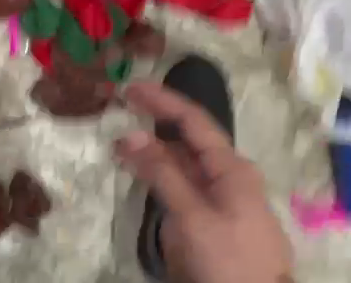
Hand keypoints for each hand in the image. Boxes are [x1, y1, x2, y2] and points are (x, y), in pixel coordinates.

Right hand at [115, 83, 293, 282]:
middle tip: (118, 115)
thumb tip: (130, 134)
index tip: (128, 88)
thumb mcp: (192, 217)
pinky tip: (141, 175)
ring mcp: (223, 200)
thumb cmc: (230, 262)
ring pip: (184, 164)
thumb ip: (161, 172)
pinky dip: (161, 176)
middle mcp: (229, 176)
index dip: (161, 99)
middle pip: (187, 140)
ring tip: (120, 147)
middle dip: (153, 125)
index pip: (193, 119)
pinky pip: (185, 186)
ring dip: (154, 152)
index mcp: (231, 167)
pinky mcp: (216, 221)